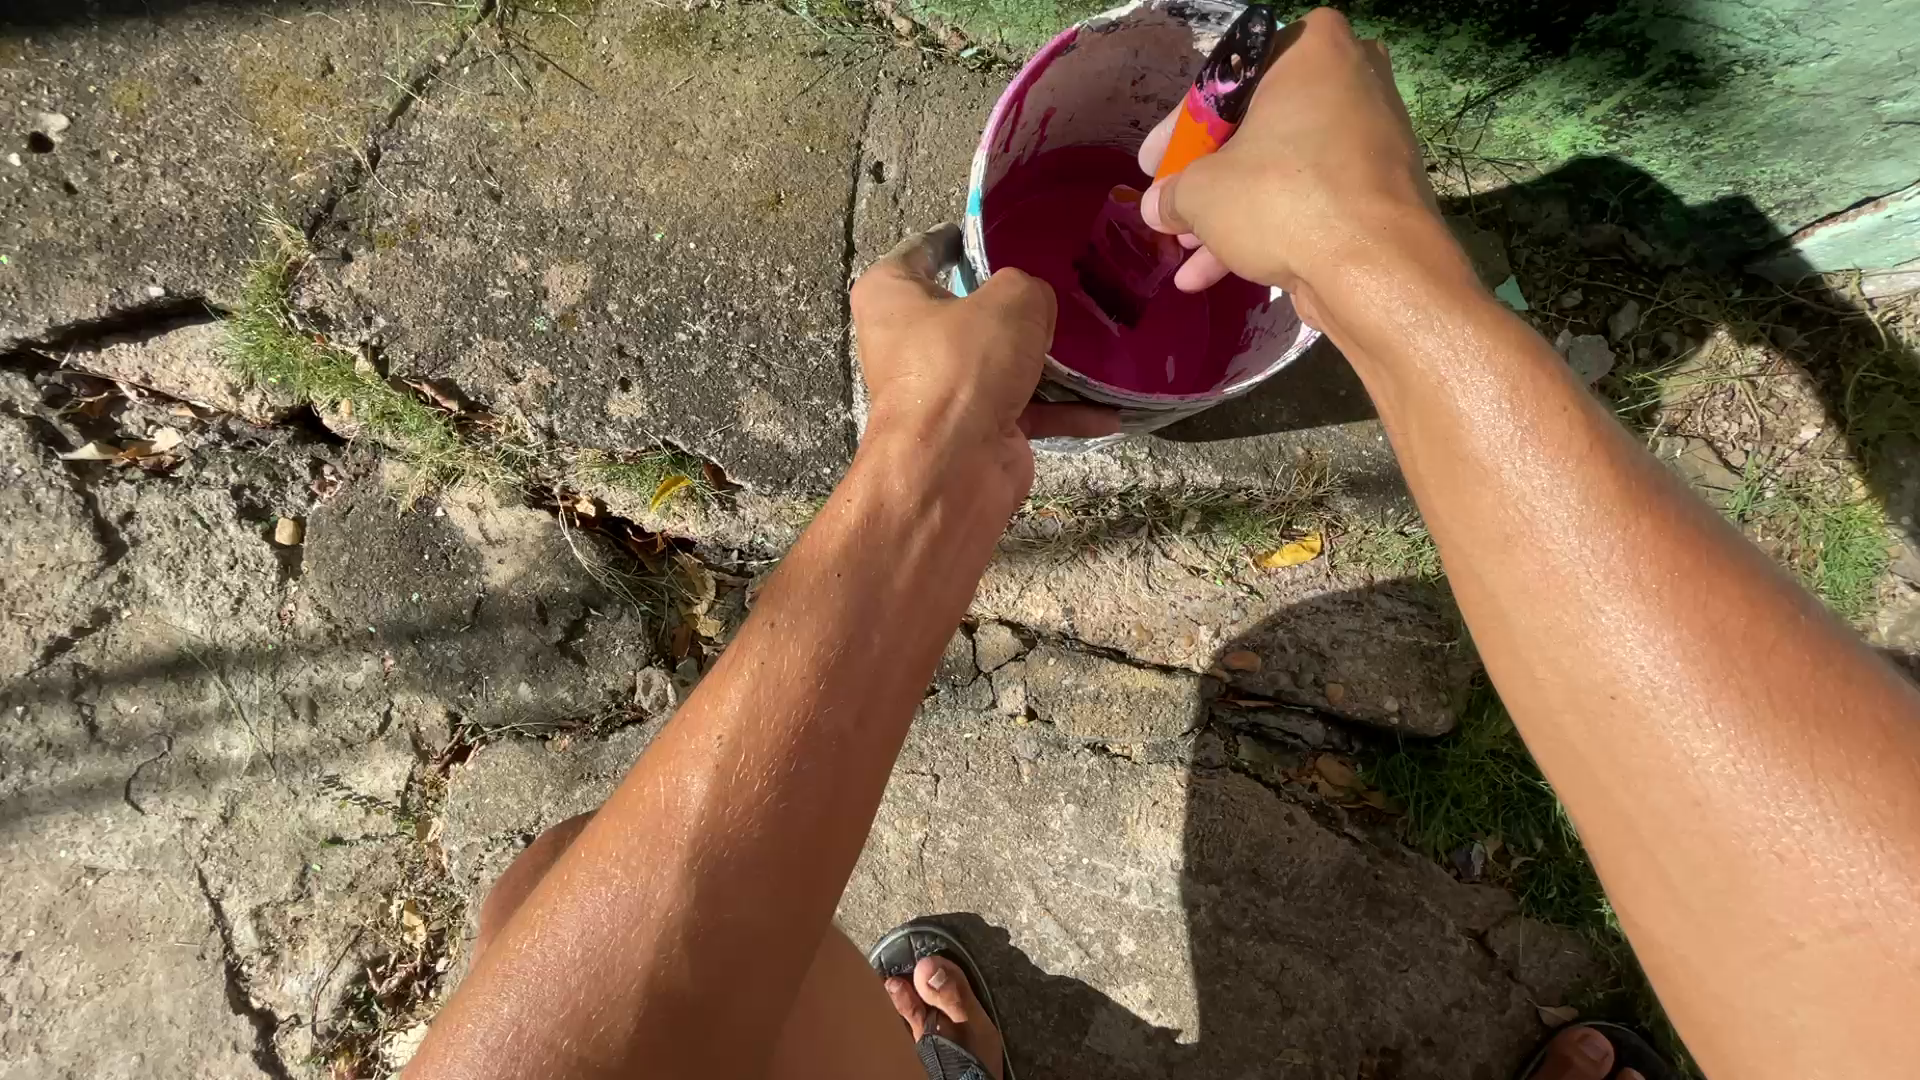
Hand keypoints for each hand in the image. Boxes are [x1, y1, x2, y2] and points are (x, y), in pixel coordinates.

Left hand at [850, 224, 1117, 508]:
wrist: (955, 465)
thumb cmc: (964, 364)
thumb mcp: (1011, 299)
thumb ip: (1029, 288)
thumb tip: (1035, 310)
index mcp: (891, 297)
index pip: (923, 252)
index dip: (960, 237)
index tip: (997, 229)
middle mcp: (911, 343)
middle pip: (970, 313)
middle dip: (1016, 305)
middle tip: (1066, 283)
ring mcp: (946, 391)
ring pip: (1003, 365)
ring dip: (1049, 363)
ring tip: (1098, 340)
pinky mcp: (977, 430)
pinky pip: (1027, 412)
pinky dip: (1065, 412)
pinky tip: (1109, 408)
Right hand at [1138, 9, 1474, 333]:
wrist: (1371, 263)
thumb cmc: (1280, 200)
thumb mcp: (1202, 192)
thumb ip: (1171, 193)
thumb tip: (1156, 206)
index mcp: (1310, 50)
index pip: (1222, 85)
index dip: (1177, 132)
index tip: (1151, 166)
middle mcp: (1346, 79)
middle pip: (1249, 133)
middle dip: (1202, 183)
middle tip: (1168, 213)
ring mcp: (1364, 137)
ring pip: (1273, 174)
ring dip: (1222, 218)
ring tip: (1182, 257)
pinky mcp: (1370, 189)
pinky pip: (1300, 201)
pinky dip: (1257, 231)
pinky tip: (1209, 275)